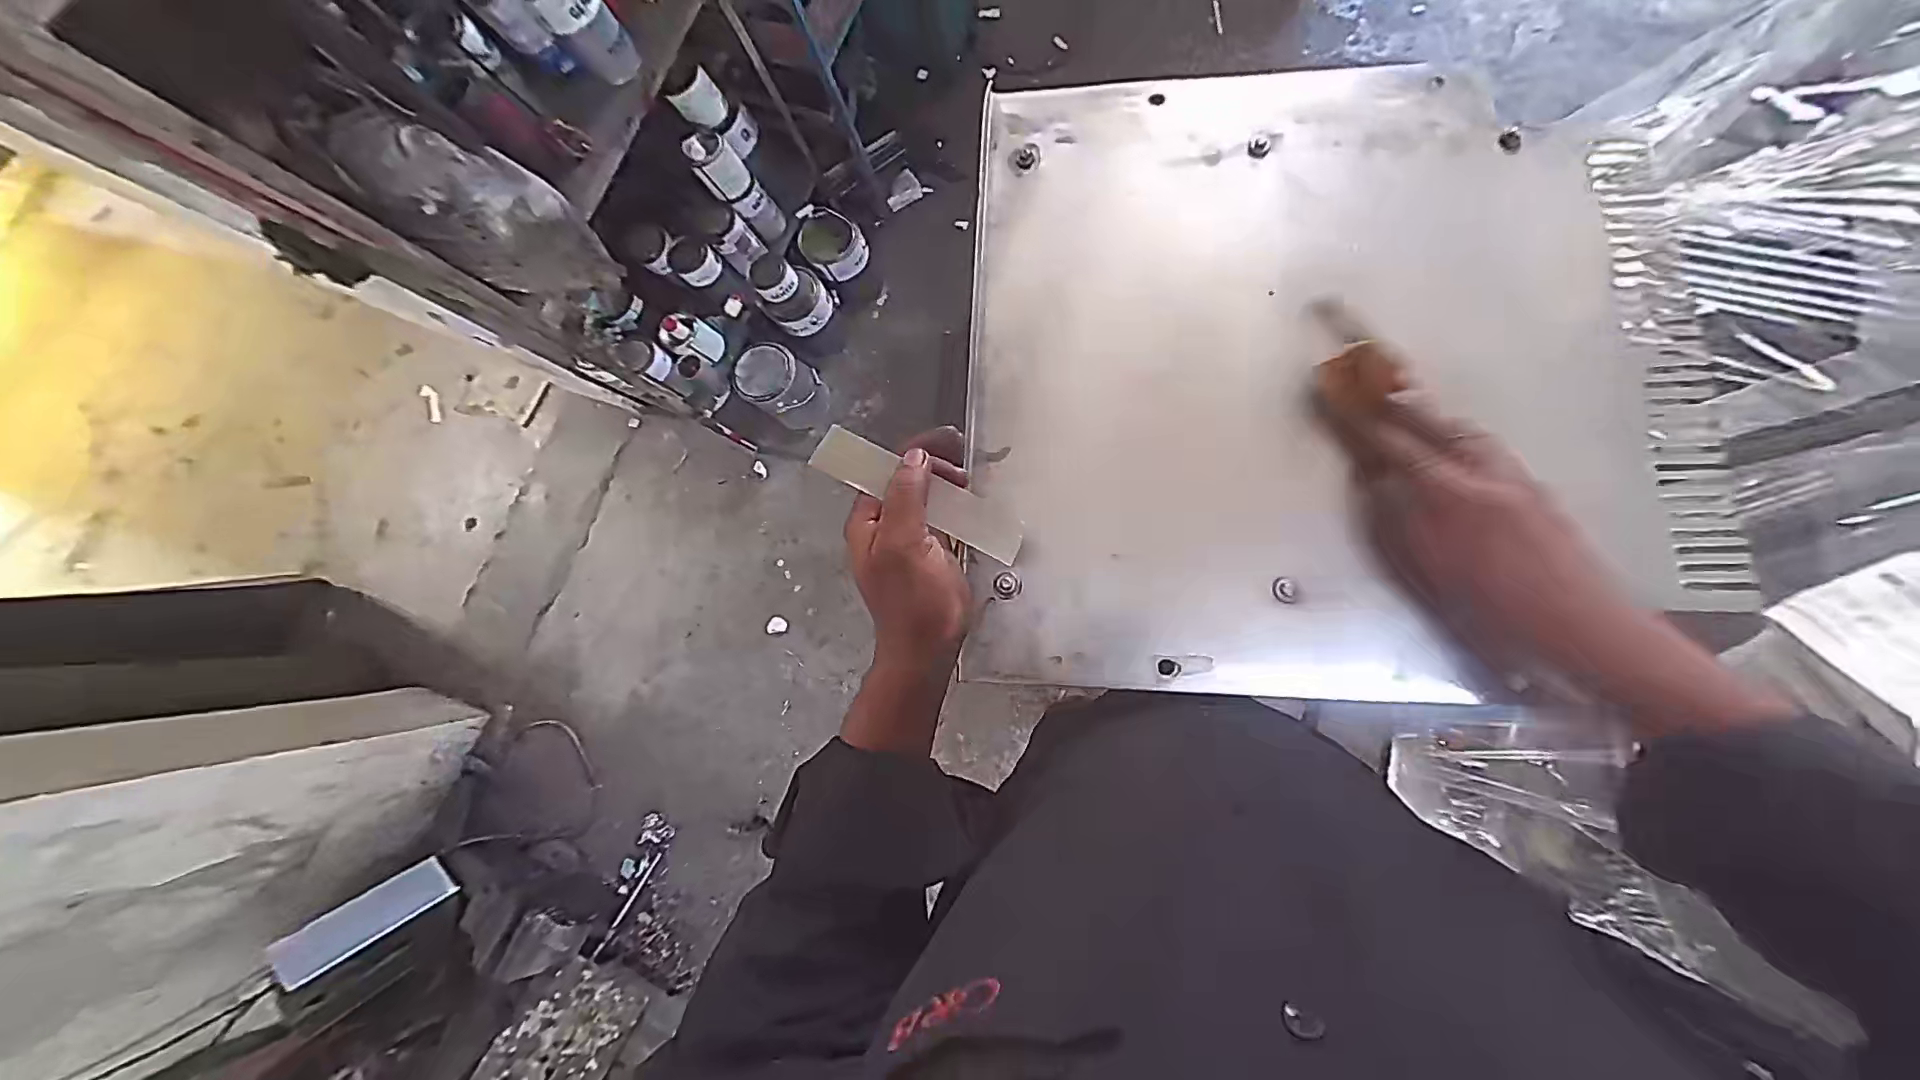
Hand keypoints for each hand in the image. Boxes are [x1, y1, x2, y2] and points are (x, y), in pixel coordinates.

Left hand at [840, 427, 972, 754]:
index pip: (887, 469)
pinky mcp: (930, 554)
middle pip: (907, 480)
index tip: (948, 442)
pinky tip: (972, 505)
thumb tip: (914, 457)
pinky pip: (941, 519)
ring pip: (926, 498)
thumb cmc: (913, 603)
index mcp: (868, 521)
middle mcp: (884, 526)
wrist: (928, 650)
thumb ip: (906, 496)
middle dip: (935, 466)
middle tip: (964, 466)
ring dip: (947, 485)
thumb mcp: (904, 543)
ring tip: (970, 480)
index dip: (915, 451)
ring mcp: (908, 540)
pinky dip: (956, 507)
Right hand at [1322, 389, 1790, 734]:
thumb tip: (1378, 488)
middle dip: (1409, 407)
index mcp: (1457, 499)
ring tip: (1418, 415)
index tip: (1341, 401)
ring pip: (1475, 438)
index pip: (1400, 448)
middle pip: (1445, 428)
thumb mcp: (1431, 573)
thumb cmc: (1498, 612)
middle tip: (1382, 390)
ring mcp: (1523, 485)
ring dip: (1440, 422)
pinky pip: (1495, 454)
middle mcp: (1492, 480)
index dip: (1366, 424)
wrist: (1588, 630)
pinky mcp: (1543, 498)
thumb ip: (1401, 523)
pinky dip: (1466, 443)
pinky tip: (1460, 455)